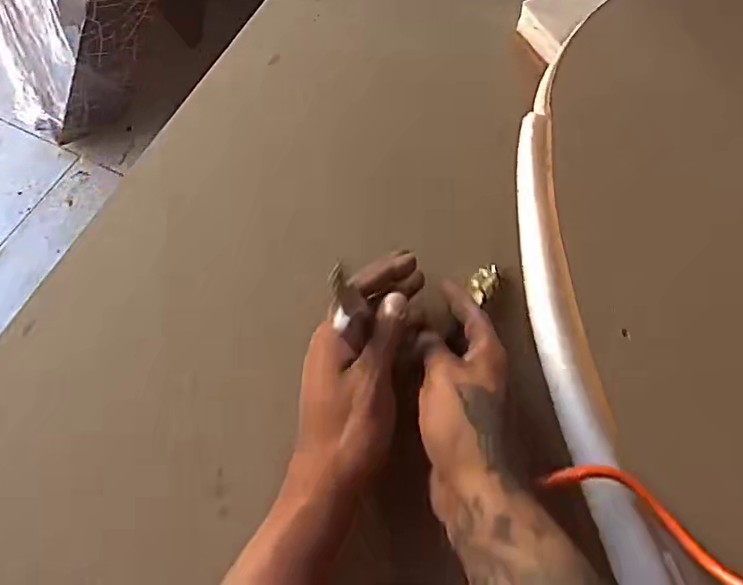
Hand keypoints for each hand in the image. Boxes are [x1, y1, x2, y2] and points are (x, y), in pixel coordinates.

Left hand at [284, 251, 422, 502]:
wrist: (325, 481)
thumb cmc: (350, 430)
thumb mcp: (373, 379)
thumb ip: (384, 335)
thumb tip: (396, 296)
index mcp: (332, 335)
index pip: (358, 290)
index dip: (384, 273)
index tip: (411, 262)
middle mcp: (330, 341)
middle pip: (360, 301)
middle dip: (388, 284)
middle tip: (416, 270)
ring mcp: (334, 359)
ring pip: (365, 320)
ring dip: (389, 305)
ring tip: (416, 292)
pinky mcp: (342, 377)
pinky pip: (366, 339)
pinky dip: (387, 328)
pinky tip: (406, 329)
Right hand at [416, 283, 605, 584]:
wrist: (470, 483)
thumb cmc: (459, 420)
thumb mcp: (441, 373)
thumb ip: (430, 345)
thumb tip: (422, 329)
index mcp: (488, 353)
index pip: (473, 314)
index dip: (456, 296)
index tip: (440, 281)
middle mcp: (487, 371)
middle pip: (464, 337)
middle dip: (442, 321)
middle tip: (415, 306)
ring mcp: (476, 396)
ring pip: (452, 361)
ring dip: (432, 348)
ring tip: (405, 333)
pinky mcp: (462, 418)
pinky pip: (444, 383)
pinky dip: (428, 373)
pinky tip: (407, 369)